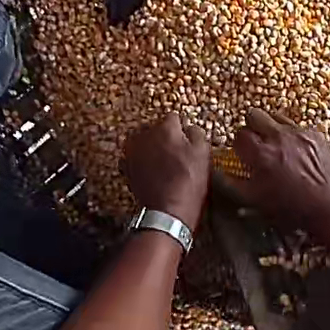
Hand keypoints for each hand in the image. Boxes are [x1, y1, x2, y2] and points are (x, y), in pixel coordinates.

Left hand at [121, 114, 210, 228]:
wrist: (167, 211)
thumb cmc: (187, 182)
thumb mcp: (203, 153)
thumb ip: (196, 133)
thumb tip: (189, 128)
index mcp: (165, 128)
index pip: (174, 117)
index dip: (183, 129)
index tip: (187, 139)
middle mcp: (145, 135)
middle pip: (156, 128)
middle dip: (165, 136)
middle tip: (176, 152)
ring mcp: (133, 151)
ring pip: (144, 141)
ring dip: (151, 147)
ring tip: (163, 162)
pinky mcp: (126, 167)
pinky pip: (135, 156)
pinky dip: (142, 160)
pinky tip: (152, 170)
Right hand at [229, 108, 329, 230]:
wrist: (329, 204)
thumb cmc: (290, 207)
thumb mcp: (254, 200)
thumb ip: (230, 184)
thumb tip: (214, 171)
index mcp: (260, 154)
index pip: (239, 134)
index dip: (239, 144)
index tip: (243, 153)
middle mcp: (278, 137)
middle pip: (254, 114)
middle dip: (252, 126)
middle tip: (256, 141)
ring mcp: (298, 133)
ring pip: (276, 116)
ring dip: (272, 127)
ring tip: (276, 143)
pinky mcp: (314, 133)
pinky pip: (296, 125)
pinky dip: (292, 134)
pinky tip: (296, 149)